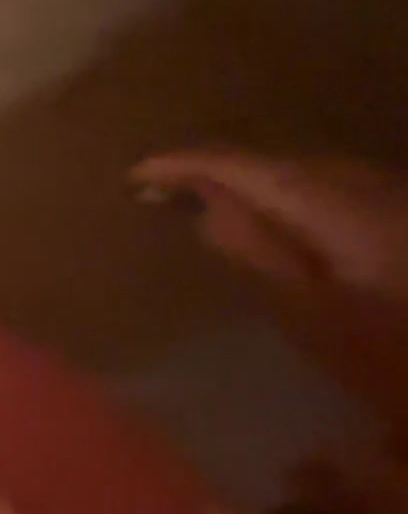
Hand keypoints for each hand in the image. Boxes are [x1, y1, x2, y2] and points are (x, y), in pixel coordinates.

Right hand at [132, 149, 407, 301]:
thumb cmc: (395, 351)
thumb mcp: (315, 316)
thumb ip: (255, 250)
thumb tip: (205, 201)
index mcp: (331, 203)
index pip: (237, 165)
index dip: (179, 165)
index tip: (133, 176)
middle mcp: (366, 184)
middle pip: (274, 162)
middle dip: (217, 171)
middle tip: (164, 189)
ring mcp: (400, 197)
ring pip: (309, 172)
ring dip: (257, 182)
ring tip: (213, 199)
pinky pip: (341, 189)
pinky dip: (298, 196)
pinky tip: (283, 216)